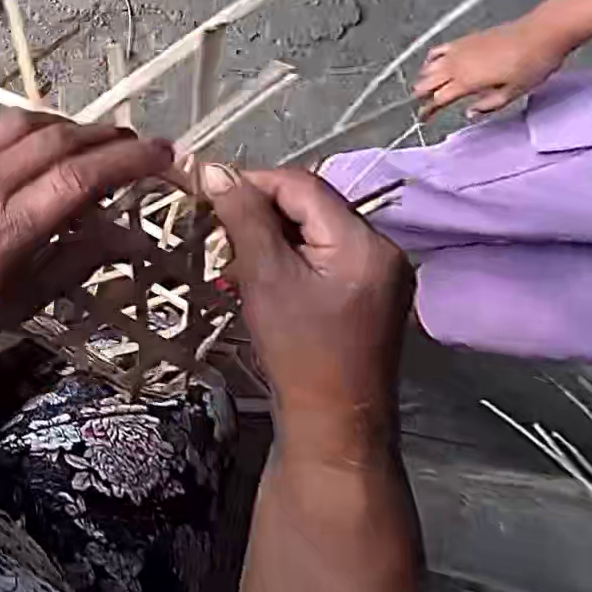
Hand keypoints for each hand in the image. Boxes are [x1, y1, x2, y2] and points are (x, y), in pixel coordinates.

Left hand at [0, 111, 172, 345]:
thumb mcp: (23, 299)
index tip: (162, 155)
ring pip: (32, 123)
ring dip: (76, 126)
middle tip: (142, 145)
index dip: (126, 161)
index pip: (78, 179)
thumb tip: (135, 236)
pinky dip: (40, 126)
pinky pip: (3, 126)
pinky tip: (55, 141)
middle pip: (60, 142)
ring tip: (104, 141)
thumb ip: (79, 260)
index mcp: (6, 229)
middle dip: (111, 137)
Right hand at [198, 165, 412, 455]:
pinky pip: (321, 250)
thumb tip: (214, 169)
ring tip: (236, 251)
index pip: (301, 185)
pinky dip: (287, 251)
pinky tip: (261, 269)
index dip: (252, 182)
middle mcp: (381, 248)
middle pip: (310, 203)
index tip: (210, 195)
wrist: (333, 422)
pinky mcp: (366, 289)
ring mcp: (378, 271)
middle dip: (260, 208)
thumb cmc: (298, 349)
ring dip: (270, 230)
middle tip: (220, 227)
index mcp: (364, 242)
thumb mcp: (265, 276)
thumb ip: (243, 216)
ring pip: (312, 226)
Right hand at [414, 13, 575, 118]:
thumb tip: (469, 114)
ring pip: (426, 69)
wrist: (541, 33)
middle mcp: (454, 68)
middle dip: (421, 96)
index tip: (424, 119)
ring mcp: (455, 53)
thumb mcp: (515, 92)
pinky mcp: (460, 41)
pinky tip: (432, 64)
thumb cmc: (533, 64)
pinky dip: (429, 61)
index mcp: (466, 82)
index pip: (437, 100)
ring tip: (426, 88)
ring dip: (423, 80)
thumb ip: (489, 105)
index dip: (428, 111)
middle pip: (425, 84)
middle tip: (423, 104)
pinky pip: (435, 52)